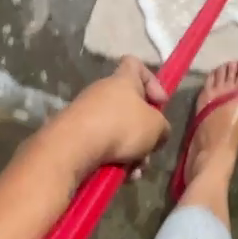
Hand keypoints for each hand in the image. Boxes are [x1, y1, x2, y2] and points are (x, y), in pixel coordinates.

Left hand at [43, 58, 171, 173]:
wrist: (75, 147)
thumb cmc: (121, 127)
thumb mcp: (156, 127)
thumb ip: (163, 127)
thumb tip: (159, 133)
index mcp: (123, 80)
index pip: (135, 64)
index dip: (152, 80)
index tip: (160, 101)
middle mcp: (103, 91)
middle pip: (129, 106)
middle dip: (143, 130)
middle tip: (151, 146)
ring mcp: (87, 112)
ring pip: (118, 131)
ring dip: (132, 150)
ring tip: (137, 169)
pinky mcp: (76, 134)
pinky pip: (103, 144)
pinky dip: (115, 159)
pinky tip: (122, 174)